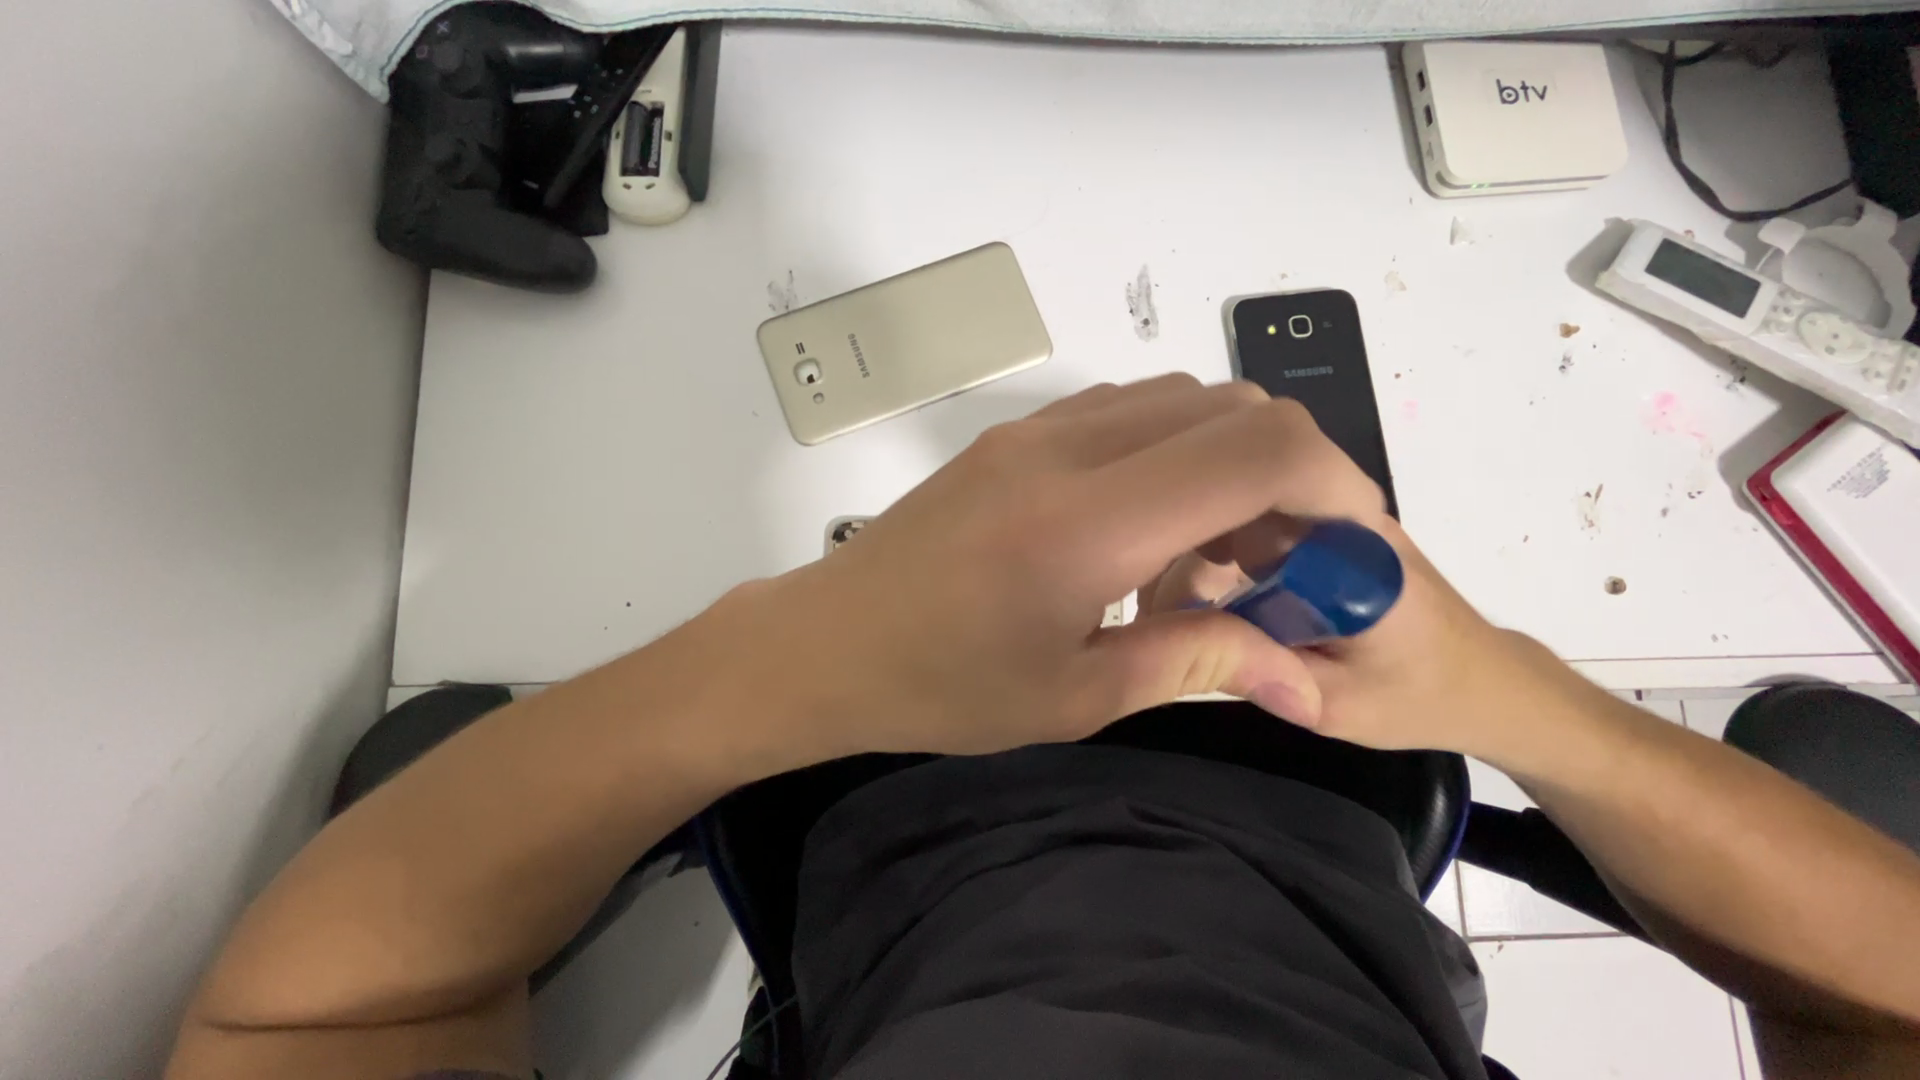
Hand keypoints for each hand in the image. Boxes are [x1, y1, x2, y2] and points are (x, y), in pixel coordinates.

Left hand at [709, 374, 1576, 766]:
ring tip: (1223, 545)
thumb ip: (1194, 661)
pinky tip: (1156, 525)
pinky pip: (1126, 412)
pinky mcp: (1015, 435)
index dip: (1331, 485)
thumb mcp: (1074, 695)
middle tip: (1288, 556)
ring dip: (1231, 456)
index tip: (1352, 543)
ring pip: (1180, 400)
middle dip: (1291, 471)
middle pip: (1230, 407)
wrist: (825, 643)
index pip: (1253, 450)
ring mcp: (1035, 431)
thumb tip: (1296, 673)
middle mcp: (1066, 449)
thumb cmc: (938, 687)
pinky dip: (1175, 449)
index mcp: (1086, 522)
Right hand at [1138, 499, 1588, 760]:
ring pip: (1238, 512)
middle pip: (1231, 504)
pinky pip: (1256, 526)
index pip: (1240, 512)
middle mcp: (1338, 512)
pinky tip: (1204, 600)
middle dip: (1180, 548)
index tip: (1151, 600)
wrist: (1487, 684)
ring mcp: (1332, 514)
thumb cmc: (1418, 698)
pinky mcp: (1326, 528)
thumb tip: (1171, 637)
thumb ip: (1257, 666)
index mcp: (1346, 546)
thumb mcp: (1331, 703)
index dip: (1183, 546)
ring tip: (1170, 610)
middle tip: (1152, 611)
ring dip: (1196, 553)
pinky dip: (1220, 557)